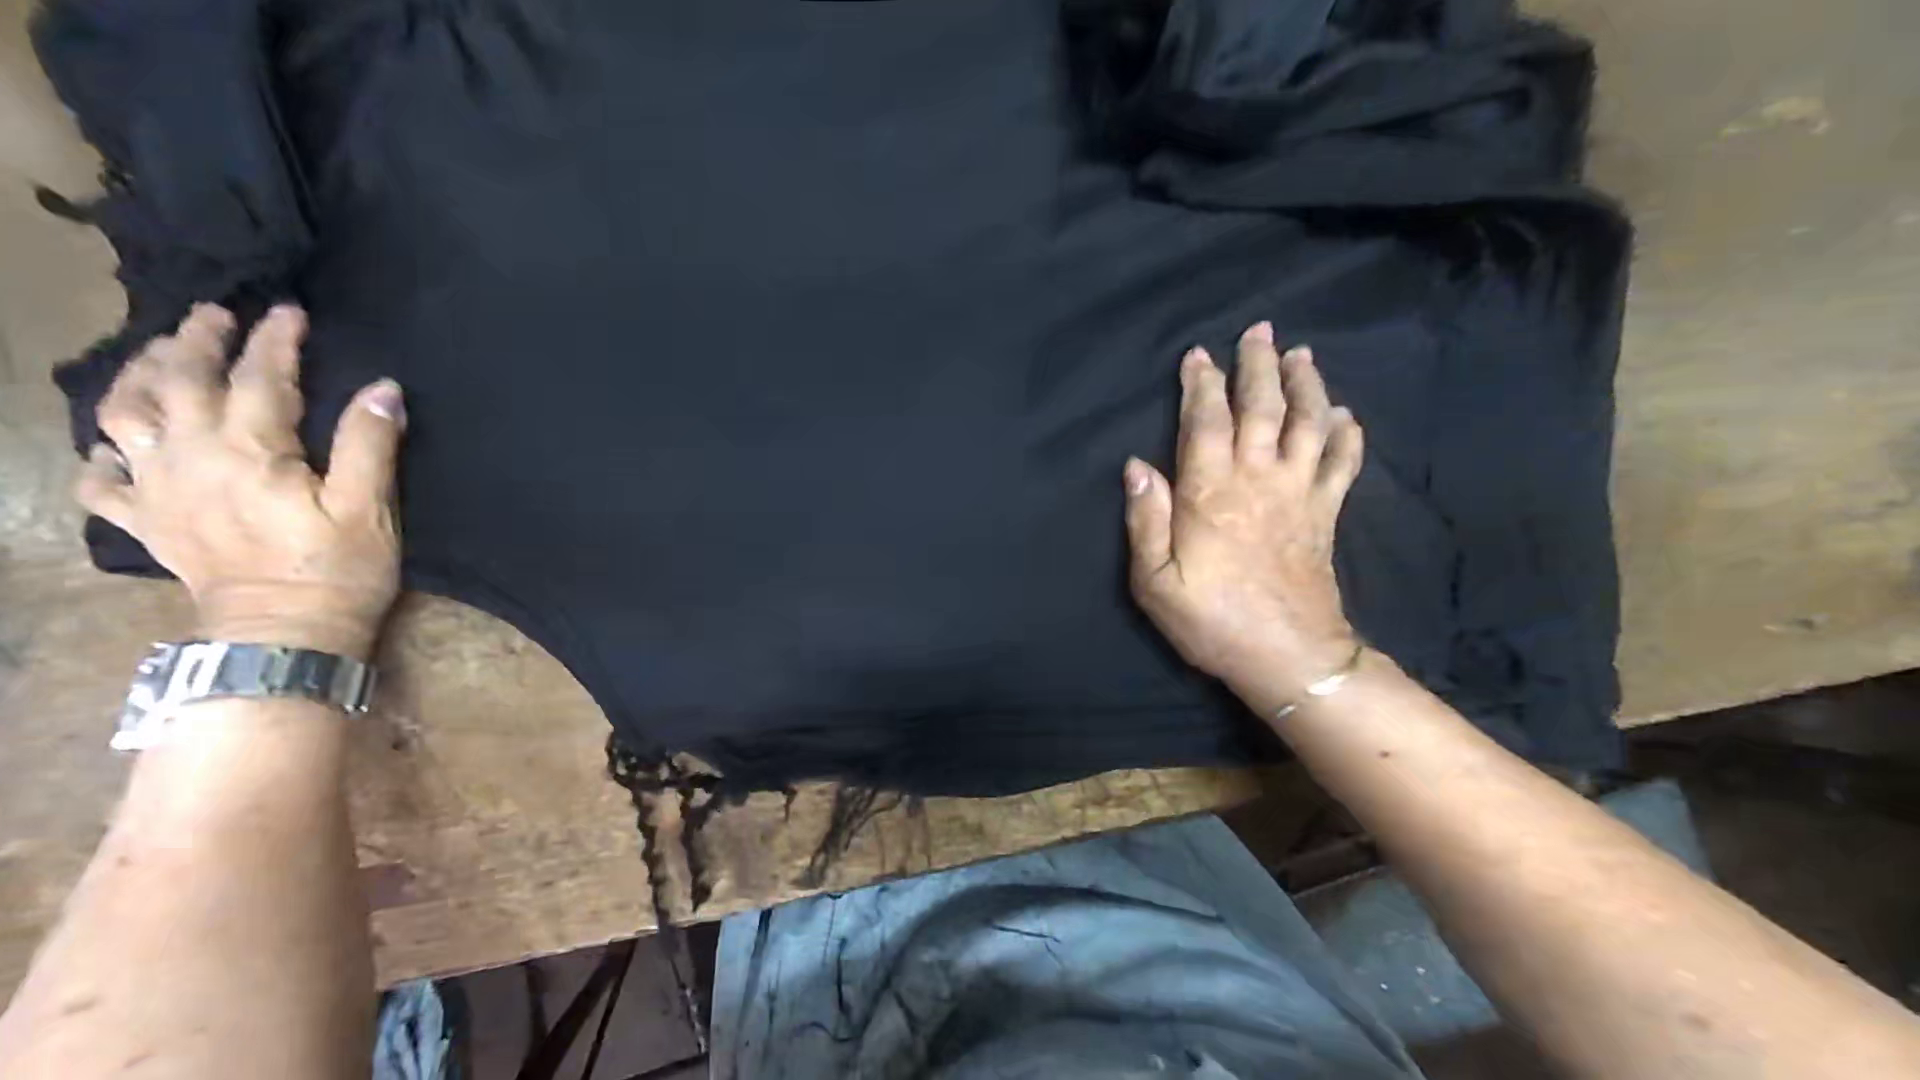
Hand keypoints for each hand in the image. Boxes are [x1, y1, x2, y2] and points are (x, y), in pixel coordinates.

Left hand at [76, 304, 405, 659]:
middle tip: (210, 314)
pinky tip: (115, 448)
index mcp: (249, 451)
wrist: (284, 631)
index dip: (274, 341)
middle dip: (192, 341)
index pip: (260, 379)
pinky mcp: (148, 524)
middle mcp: (189, 458)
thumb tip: (382, 389)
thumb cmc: (338, 567)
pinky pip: (103, 483)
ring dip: (134, 378)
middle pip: (176, 383)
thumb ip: (369, 442)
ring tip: (153, 357)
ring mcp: (158, 491)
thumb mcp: (369, 505)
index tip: (288, 311)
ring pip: (121, 417)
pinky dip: (102, 457)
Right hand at [1123, 321, 1364, 698]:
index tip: (1199, 354)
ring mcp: (1298, 494)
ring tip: (1302, 355)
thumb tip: (1137, 465)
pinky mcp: (1325, 515)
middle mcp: (1258, 480)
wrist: (1287, 657)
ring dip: (1306, 386)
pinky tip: (1345, 415)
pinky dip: (1346, 435)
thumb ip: (1146, 519)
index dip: (1202, 384)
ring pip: (1307, 424)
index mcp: (1210, 492)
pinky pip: (1341, 464)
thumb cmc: (1210, 620)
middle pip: (1262, 408)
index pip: (1206, 422)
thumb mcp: (1154, 581)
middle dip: (1258, 366)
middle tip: (1259, 330)